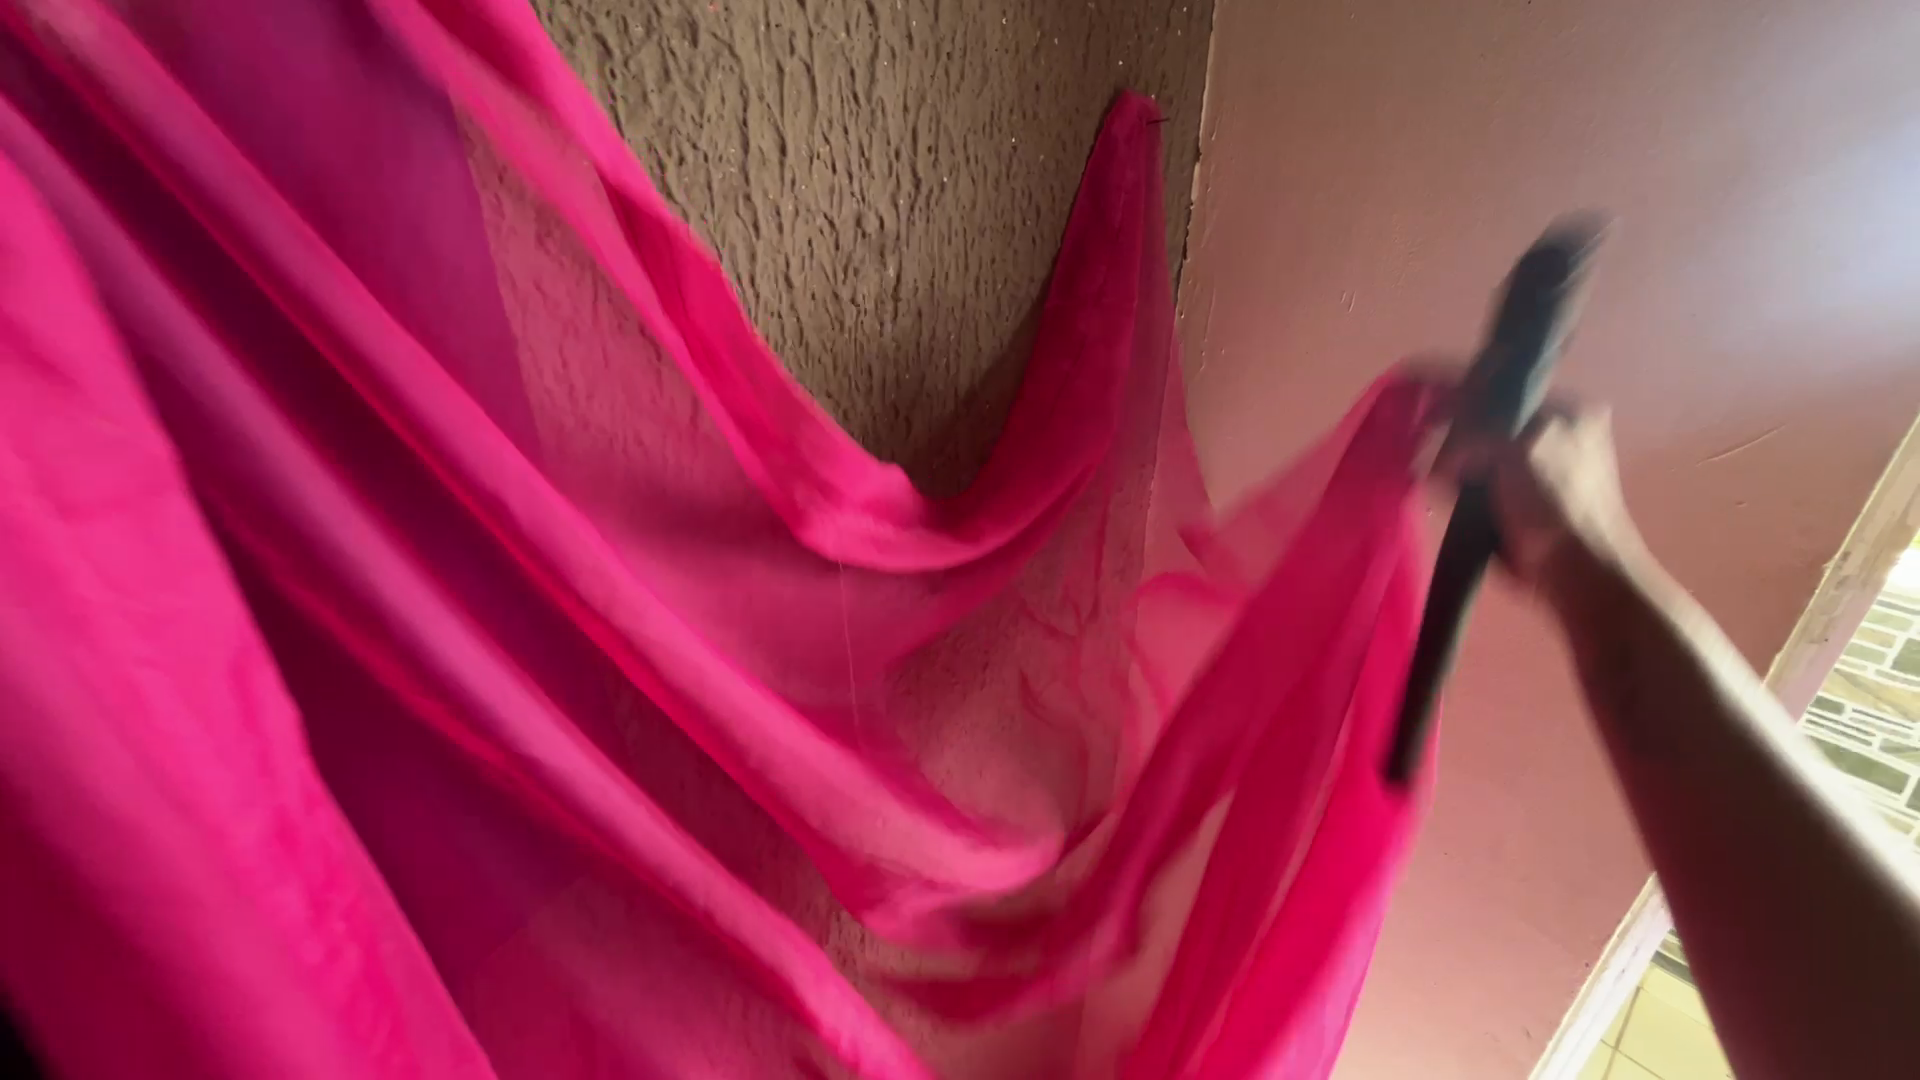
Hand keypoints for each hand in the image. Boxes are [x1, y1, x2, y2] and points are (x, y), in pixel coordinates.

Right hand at [1433, 399, 1648, 600]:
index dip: (1451, 386)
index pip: (1495, 386)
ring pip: (1468, 446)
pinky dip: (1447, 479)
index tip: (1408, 383)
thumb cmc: (1557, 507)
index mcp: (1561, 411)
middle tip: (1416, 435)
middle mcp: (1544, 431)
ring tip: (1423, 468)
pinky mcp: (1506, 494)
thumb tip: (1441, 461)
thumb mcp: (1519, 454)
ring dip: (1443, 457)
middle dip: (1444, 426)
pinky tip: (1433, 486)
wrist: (1573, 570)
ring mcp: (1524, 465)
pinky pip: (1466, 475)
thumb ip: (1476, 436)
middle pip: (1477, 415)